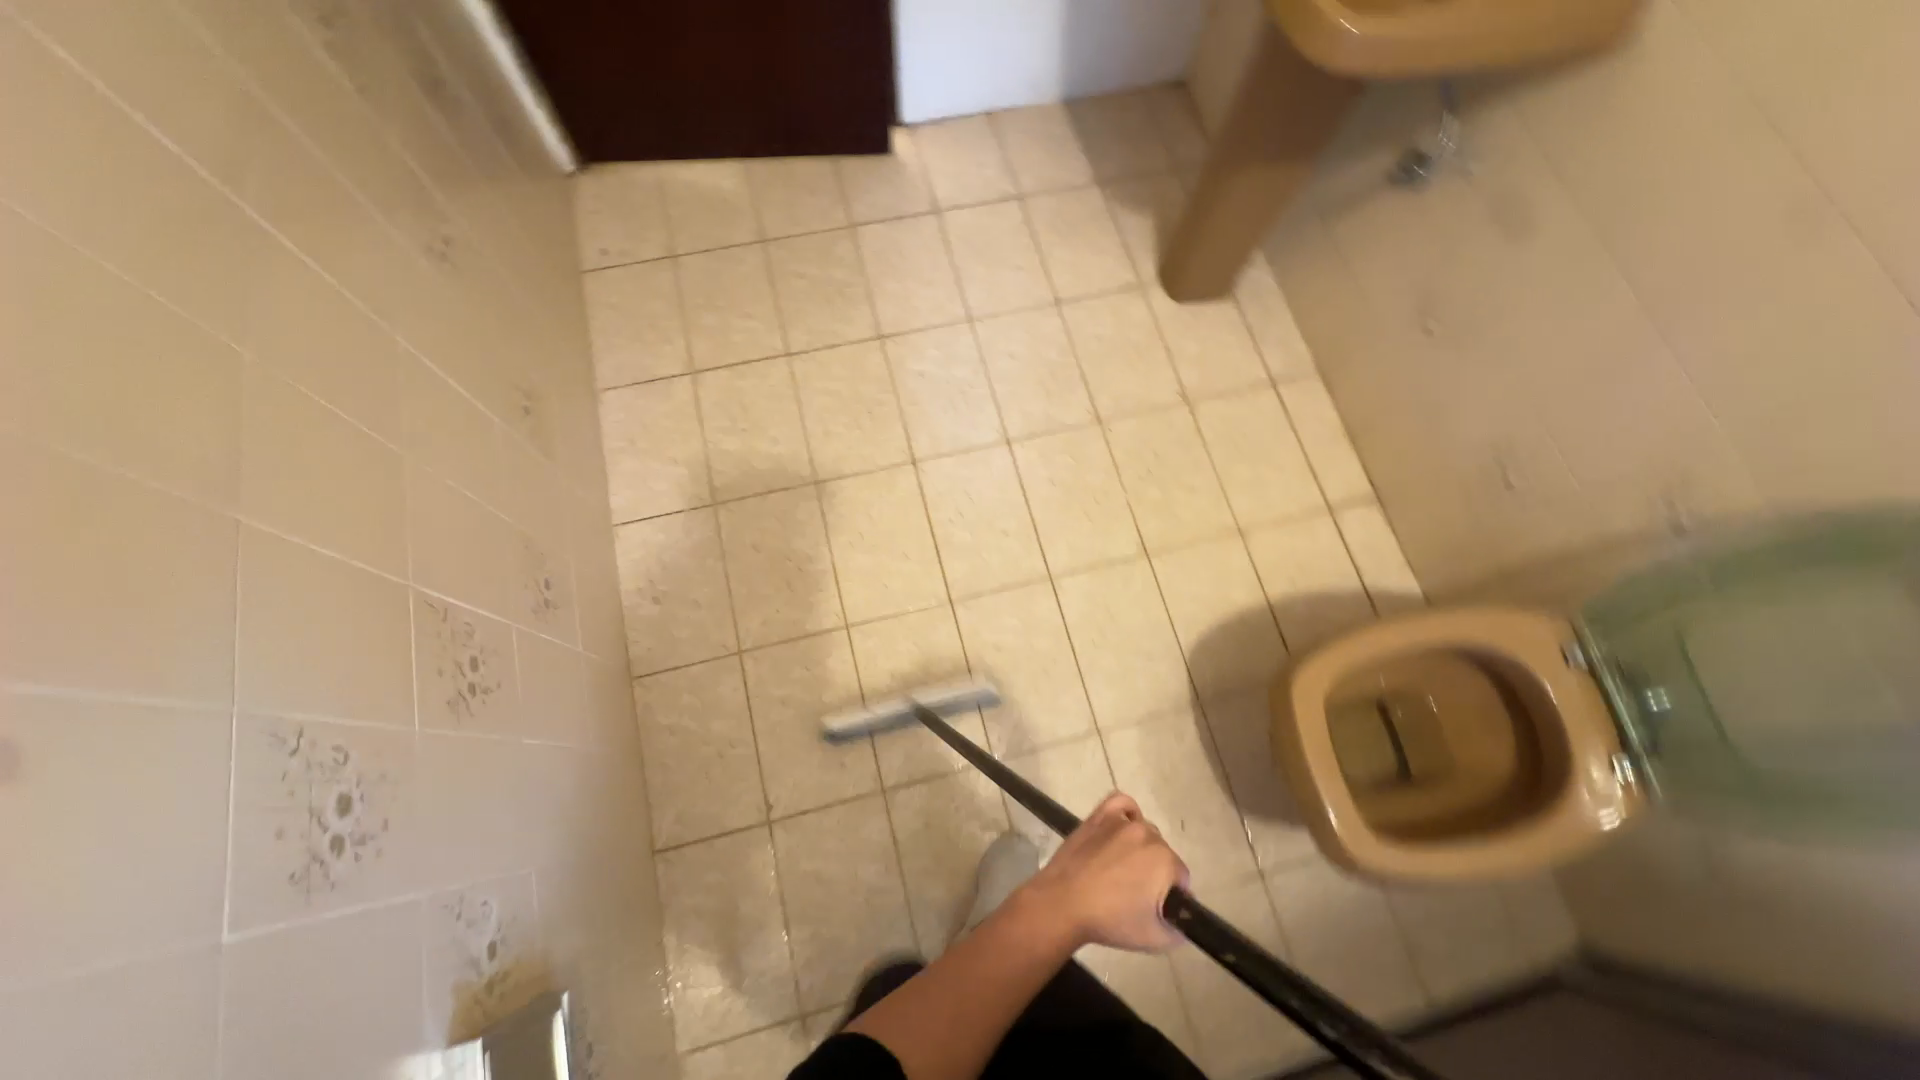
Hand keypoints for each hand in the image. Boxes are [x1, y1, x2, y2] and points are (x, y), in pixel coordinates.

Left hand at [1018, 793, 1189, 952]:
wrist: (1062, 904)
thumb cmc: (1110, 921)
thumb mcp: (1155, 939)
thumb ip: (1179, 932)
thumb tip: (1185, 924)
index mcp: (1165, 860)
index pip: (1181, 877)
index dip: (1171, 895)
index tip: (1154, 908)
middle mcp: (1147, 834)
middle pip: (1163, 853)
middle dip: (1155, 872)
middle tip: (1135, 893)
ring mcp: (1120, 822)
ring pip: (1145, 831)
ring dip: (1141, 848)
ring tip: (1122, 869)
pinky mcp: (1098, 816)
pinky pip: (1121, 803)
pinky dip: (1127, 812)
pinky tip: (1122, 829)